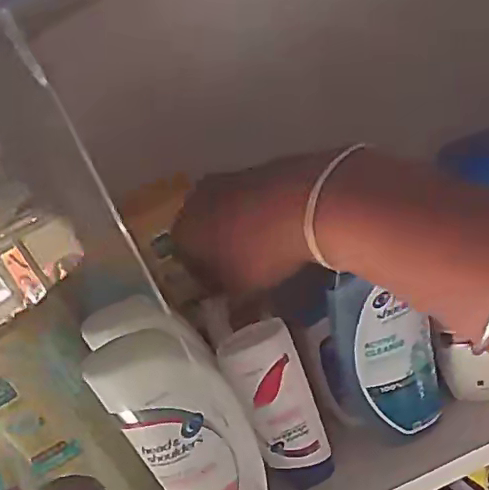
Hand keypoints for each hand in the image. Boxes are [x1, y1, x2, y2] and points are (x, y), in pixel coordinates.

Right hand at [171, 153, 329, 294]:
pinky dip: (254, 217)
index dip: (202, 280)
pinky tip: (274, 232)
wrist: (305, 204)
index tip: (222, 292)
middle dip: (216, 254)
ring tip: (260, 253)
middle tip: (239, 274)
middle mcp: (194, 200)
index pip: (182, 262)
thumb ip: (231, 308)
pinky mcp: (253, 169)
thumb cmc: (260, 254)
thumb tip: (232, 320)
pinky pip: (246, 202)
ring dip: (235, 234)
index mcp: (182, 231)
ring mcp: (224, 180)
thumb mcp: (244, 293)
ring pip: (222, 216)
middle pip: (201, 234)